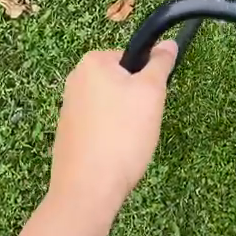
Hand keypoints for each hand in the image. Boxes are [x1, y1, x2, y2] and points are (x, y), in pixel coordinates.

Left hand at [47, 42, 177, 213]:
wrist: (87, 192)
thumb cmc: (122, 135)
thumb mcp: (152, 92)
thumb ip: (161, 63)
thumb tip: (168, 43)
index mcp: (91, 62)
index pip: (132, 59)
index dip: (147, 79)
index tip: (150, 101)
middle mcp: (75, 81)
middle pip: (121, 83)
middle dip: (136, 102)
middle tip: (142, 122)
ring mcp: (68, 110)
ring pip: (112, 107)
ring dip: (125, 121)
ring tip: (129, 143)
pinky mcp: (68, 137)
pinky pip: (99, 127)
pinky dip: (111, 137)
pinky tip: (116, 155)